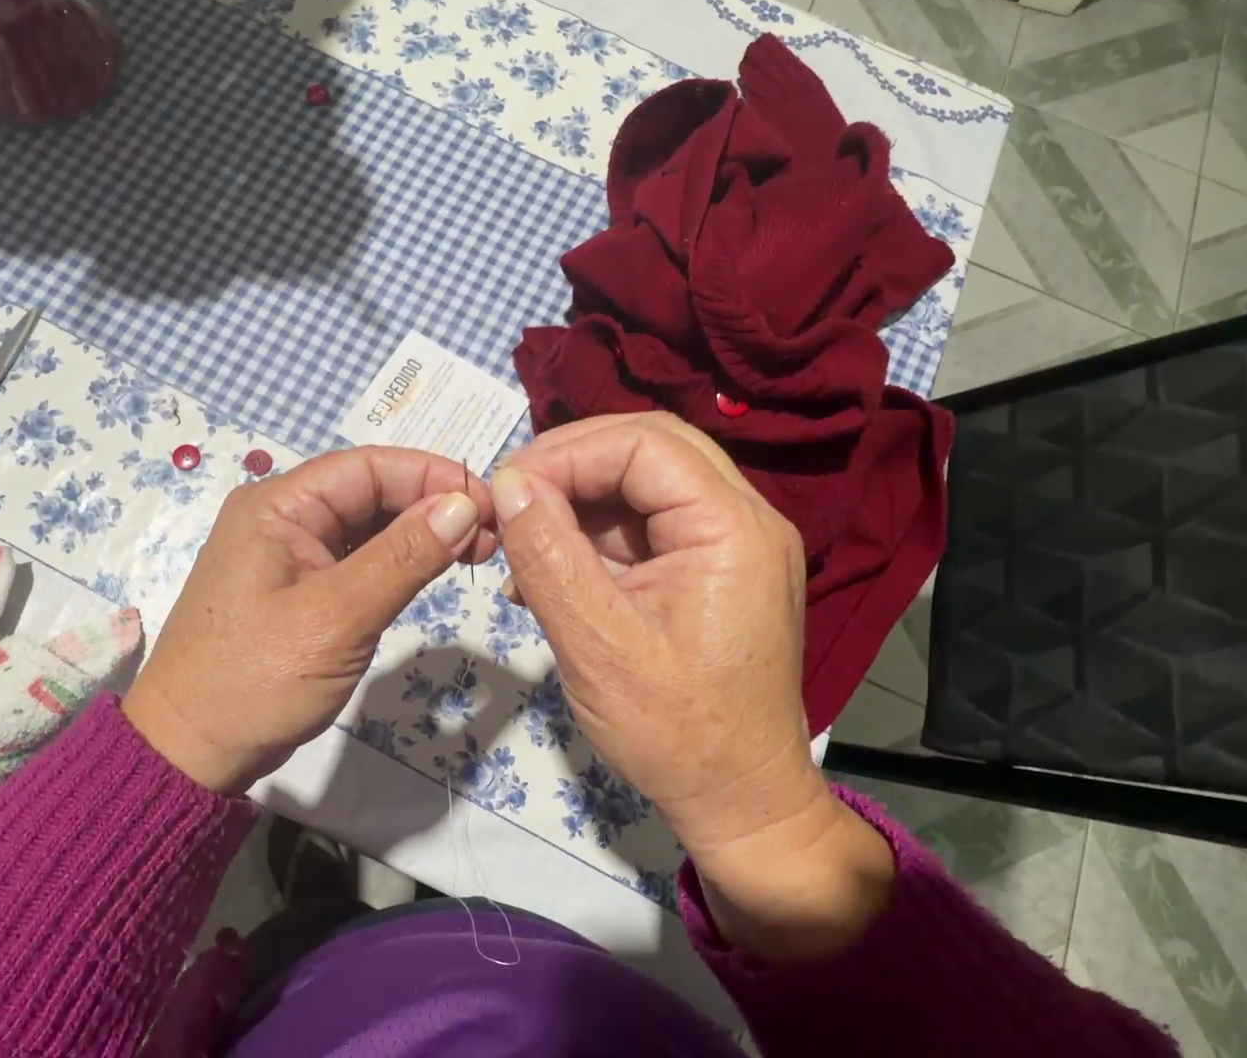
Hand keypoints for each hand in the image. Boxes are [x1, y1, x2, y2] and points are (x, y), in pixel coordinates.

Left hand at [123, 447, 493, 795]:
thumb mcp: (338, 617)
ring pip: (367, 525)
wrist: (192, 750)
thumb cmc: (258, 680)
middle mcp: (283, 517)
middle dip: (432, 505)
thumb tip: (464, 506)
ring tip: (475, 552)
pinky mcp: (300, 588)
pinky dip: (397, 561)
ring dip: (419, 534)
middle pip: (370, 491)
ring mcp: (290, 554)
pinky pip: (356, 558)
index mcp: (279, 505)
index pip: (369, 467)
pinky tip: (433, 570)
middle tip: (492, 536)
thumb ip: (403, 558)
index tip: (489, 502)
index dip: (433, 476)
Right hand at [492, 413, 892, 962]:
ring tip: (519, 544)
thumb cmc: (674, 731)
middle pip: (647, 450)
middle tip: (509, 499)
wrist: (738, 801)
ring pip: (641, 485)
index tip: (505, 489)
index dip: (566, 453)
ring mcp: (729, 545)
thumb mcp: (596, 644)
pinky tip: (547, 573)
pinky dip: (591, 537)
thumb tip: (507, 484)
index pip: (643, 444)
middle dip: (569, 466)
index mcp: (730, 528)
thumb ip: (548, 555)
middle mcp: (742, 520)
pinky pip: (644, 527)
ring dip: (575, 503)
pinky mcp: (709, 571)